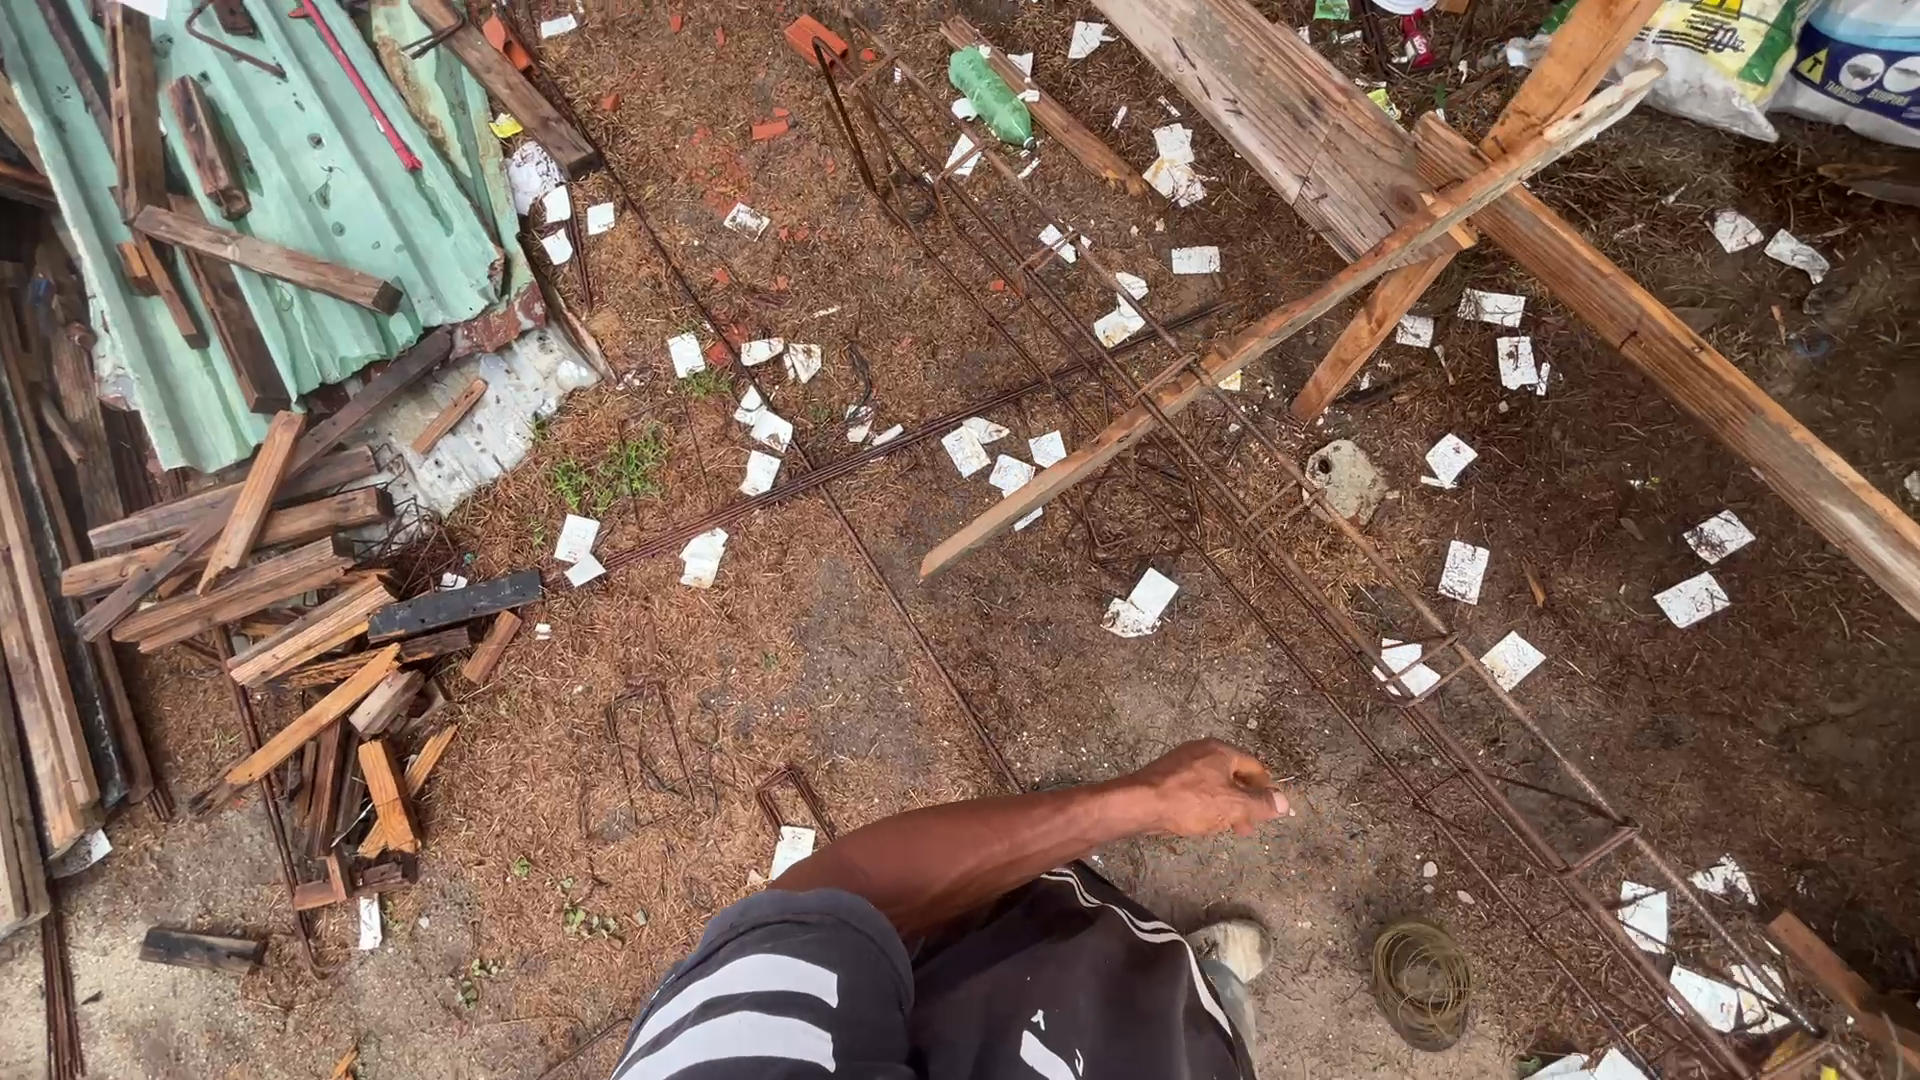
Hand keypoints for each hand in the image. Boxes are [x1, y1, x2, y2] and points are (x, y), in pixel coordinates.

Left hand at [1116, 739, 1291, 836]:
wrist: (1141, 802)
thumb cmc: (1190, 801)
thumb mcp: (1233, 805)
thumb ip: (1261, 804)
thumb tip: (1284, 802)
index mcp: (1220, 751)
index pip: (1254, 766)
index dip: (1266, 789)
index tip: (1270, 810)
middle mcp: (1202, 750)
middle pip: (1234, 775)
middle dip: (1245, 801)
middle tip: (1249, 826)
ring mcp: (1182, 761)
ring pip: (1214, 783)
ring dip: (1226, 805)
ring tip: (1229, 828)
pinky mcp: (1168, 775)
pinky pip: (1196, 788)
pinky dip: (1206, 803)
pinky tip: (1204, 821)